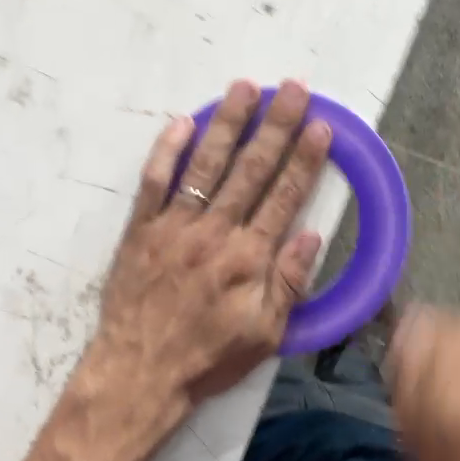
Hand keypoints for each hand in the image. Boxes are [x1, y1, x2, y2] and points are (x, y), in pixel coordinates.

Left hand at [81, 80, 330, 431]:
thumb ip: (289, 283)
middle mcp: (214, 232)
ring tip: (245, 87)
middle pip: (251, 169)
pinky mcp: (140, 231)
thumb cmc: (207, 359)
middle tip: (293, 88)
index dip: (305, 159)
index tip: (321, 126)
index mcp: (249, 258)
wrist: (138, 374)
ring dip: (228, 123)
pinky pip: (155, 182)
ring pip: (206, 165)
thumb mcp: (265, 335)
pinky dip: (168, 151)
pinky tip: (184, 122)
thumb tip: (310, 236)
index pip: (284, 197)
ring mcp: (174, 227)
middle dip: (276, 125)